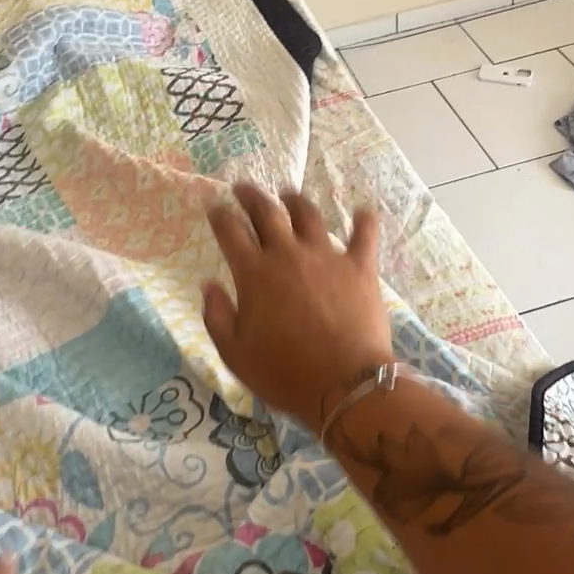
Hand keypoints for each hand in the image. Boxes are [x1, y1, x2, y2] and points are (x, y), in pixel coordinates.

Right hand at [202, 183, 394, 428]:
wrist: (344, 384)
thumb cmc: (284, 372)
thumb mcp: (235, 354)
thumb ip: (218, 316)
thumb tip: (209, 284)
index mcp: (255, 273)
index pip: (231, 232)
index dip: (220, 216)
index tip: (214, 206)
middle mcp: (288, 254)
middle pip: (267, 212)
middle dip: (252, 196)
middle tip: (244, 188)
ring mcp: (327, 256)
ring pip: (309, 215)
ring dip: (295, 201)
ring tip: (289, 196)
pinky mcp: (360, 267)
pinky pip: (364, 235)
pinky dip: (364, 220)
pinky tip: (363, 210)